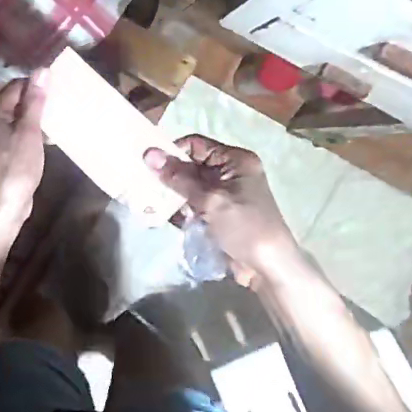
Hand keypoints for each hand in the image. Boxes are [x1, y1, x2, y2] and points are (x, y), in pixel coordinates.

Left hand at [0, 71, 48, 240]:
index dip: (37, 83)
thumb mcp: (29, 131)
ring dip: (36, 118)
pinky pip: (17, 135)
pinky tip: (49, 138)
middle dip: (38, 100)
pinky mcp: (0, 155)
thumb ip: (35, 101)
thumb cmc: (16, 167)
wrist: (2, 206)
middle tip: (63, 100)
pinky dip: (31, 133)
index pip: (16, 86)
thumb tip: (42, 70)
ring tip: (60, 117)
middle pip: (15, 101)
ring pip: (17, 119)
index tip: (60, 86)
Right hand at [144, 134, 297, 272]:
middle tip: (143, 185)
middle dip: (168, 176)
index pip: (195, 145)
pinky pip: (190, 204)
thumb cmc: (244, 226)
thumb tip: (149, 153)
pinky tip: (160, 216)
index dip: (172, 152)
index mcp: (235, 161)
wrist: (267, 267)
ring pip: (187, 187)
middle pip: (189, 165)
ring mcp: (222, 194)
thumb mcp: (210, 199)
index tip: (148, 166)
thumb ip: (178, 178)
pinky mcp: (216, 214)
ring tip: (149, 203)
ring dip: (170, 195)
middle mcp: (228, 173)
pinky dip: (177, 210)